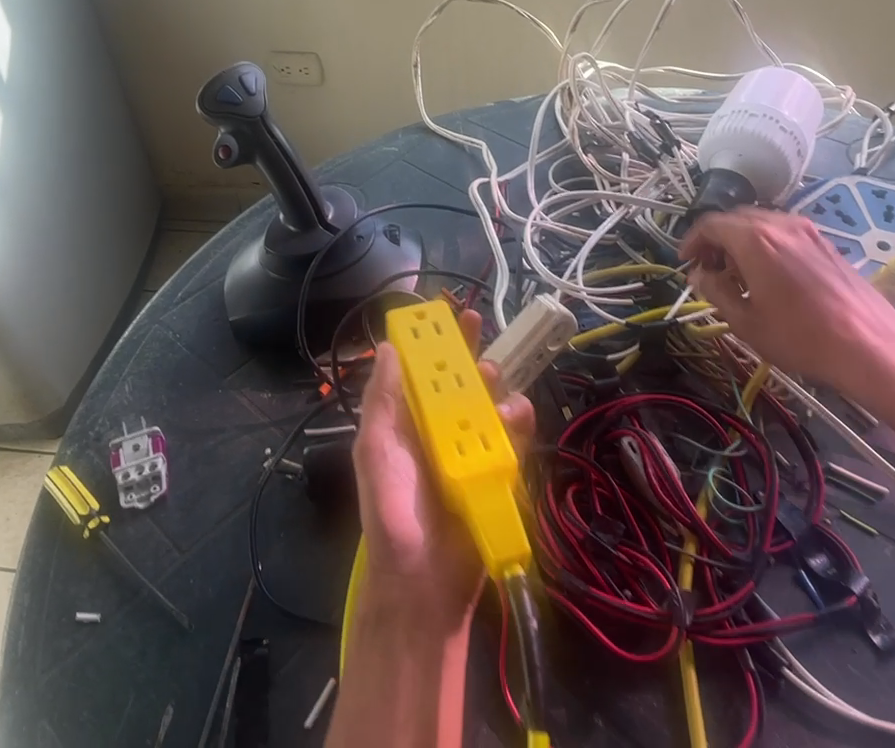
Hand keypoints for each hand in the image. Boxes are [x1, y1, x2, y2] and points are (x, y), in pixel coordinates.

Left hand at [352, 308, 534, 631]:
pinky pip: (514, 439)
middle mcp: (441, 431)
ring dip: (496, 387)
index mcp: (408, 424)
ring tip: (495, 383)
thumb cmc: (392, 512)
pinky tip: (515, 418)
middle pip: (463, 382)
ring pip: (492, 405)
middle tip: (480, 329)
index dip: (435, 343)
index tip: (447, 314)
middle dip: (470, 353)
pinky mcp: (500, 472)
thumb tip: (386, 347)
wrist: (424, 581)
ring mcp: (473, 451)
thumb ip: (382, 400)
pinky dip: (518, 423)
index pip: (424, 372)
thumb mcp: (375, 451)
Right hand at [680, 207, 894, 389]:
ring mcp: (807, 231)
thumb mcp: (745, 321)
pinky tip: (767, 275)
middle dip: (715, 239)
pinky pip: (784, 233)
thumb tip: (700, 276)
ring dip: (740, 241)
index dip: (691, 240)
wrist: (870, 346)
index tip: (685, 262)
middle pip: (736, 218)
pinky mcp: (825, 244)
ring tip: (735, 273)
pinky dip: (765, 244)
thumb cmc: (800, 337)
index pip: (711, 223)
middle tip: (706, 268)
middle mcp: (781, 225)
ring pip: (761, 223)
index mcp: (755, 240)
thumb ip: (716, 291)